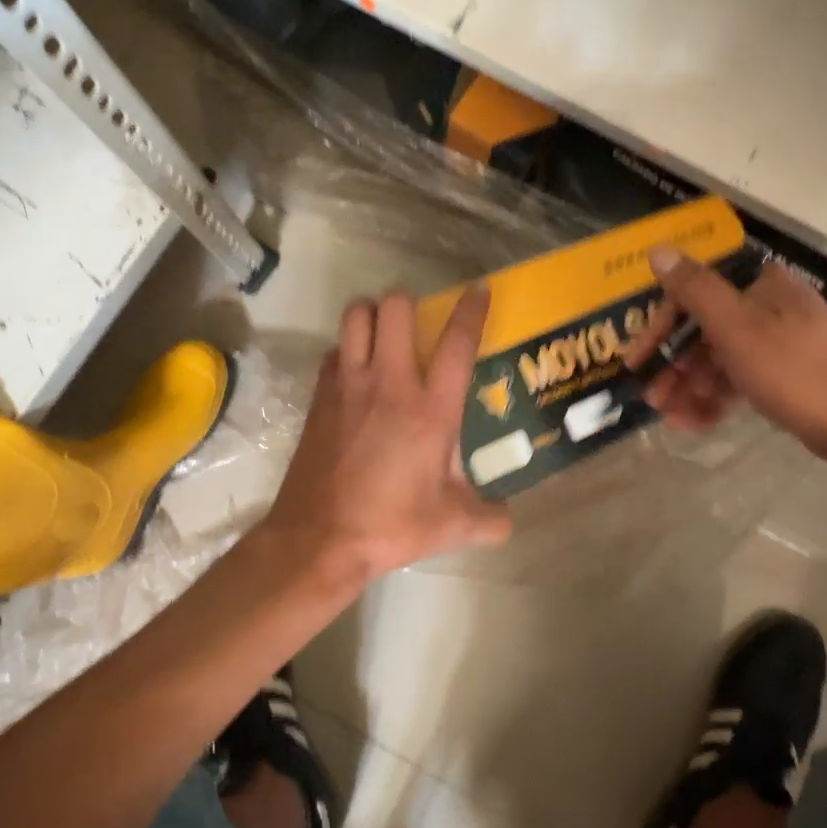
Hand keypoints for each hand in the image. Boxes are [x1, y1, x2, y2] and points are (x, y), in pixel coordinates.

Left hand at [256, 288, 510, 585]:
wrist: (319, 539)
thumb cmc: (391, 526)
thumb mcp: (452, 526)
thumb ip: (489, 518)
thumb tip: (507, 519)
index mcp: (431, 409)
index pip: (457, 342)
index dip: (472, 309)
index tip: (479, 288)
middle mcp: (390, 383)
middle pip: (396, 307)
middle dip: (410, 303)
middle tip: (418, 322)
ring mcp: (348, 386)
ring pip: (356, 317)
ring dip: (372, 314)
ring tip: (383, 333)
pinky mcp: (319, 397)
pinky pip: (334, 351)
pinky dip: (347, 350)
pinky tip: (356, 373)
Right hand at [625, 246, 826, 467]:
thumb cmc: (796, 372)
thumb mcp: (737, 329)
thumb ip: (695, 289)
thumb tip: (658, 250)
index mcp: (762, 286)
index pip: (695, 293)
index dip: (660, 325)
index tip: (637, 358)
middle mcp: (770, 306)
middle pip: (705, 328)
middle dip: (674, 364)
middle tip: (650, 395)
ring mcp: (780, 341)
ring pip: (720, 358)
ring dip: (690, 385)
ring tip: (670, 417)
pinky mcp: (787, 374)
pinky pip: (739, 379)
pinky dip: (716, 397)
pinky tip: (696, 423)